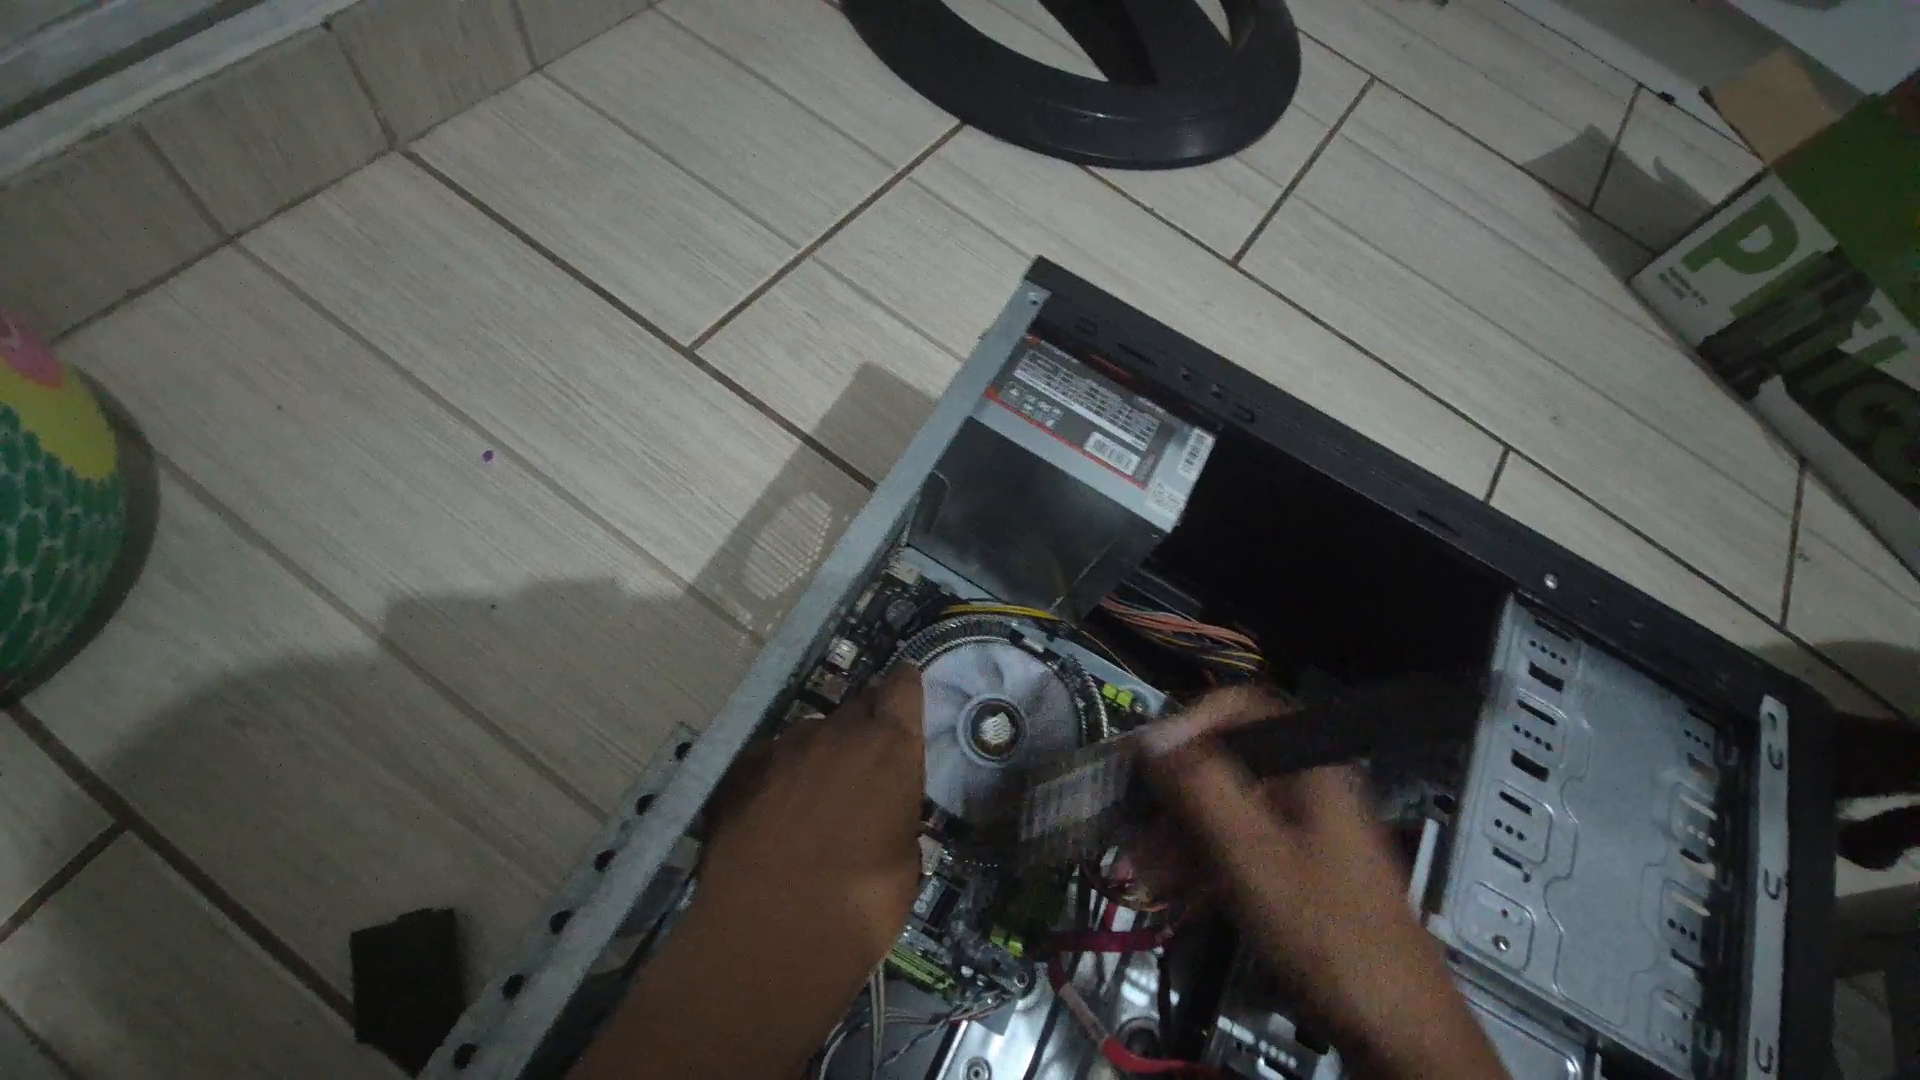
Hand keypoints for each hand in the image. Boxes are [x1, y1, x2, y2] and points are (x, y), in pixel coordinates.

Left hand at [570, 668, 924, 1079]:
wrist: (770, 934)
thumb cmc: (861, 904)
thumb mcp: (905, 861)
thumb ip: (896, 817)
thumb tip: (886, 817)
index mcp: (889, 748)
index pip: (902, 689)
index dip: (905, 686)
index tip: (906, 687)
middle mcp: (837, 733)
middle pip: (856, 707)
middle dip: (863, 726)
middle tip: (864, 763)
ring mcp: (782, 748)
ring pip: (809, 736)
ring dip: (818, 755)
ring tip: (813, 798)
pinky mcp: (739, 772)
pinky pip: (769, 761)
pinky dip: (777, 777)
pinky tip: (773, 813)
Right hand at [1141, 688, 1506, 1079]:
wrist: (1399, 1032)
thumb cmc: (1329, 936)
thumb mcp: (1253, 857)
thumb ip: (1200, 789)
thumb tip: (1152, 736)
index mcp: (1310, 769)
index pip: (1243, 708)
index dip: (1192, 723)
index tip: (1150, 758)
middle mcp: (1305, 790)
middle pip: (1227, 763)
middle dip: (1174, 794)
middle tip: (1133, 825)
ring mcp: (1302, 832)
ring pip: (1226, 810)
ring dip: (1178, 835)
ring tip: (1140, 871)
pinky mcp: (1295, 872)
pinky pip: (1237, 848)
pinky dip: (1202, 864)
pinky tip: (1170, 893)